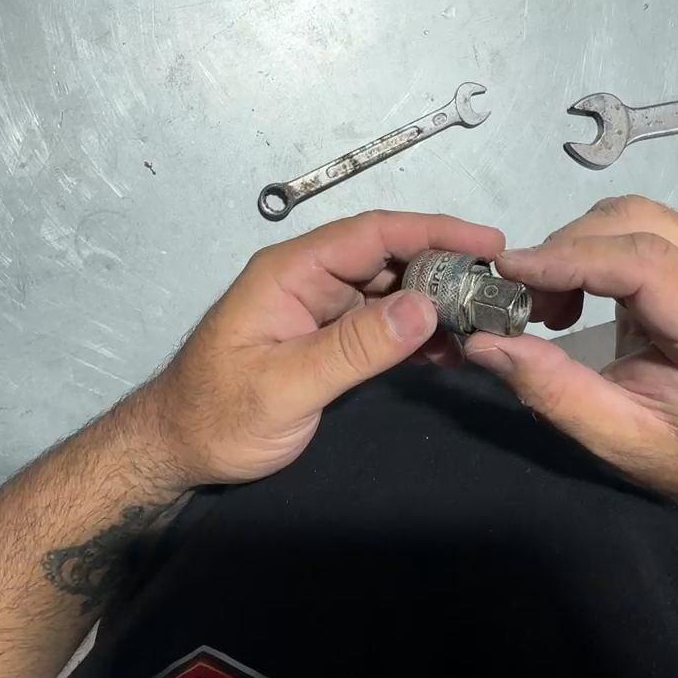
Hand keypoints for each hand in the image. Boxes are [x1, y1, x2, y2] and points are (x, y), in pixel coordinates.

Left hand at [138, 210, 504, 485]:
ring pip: (390, 288)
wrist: (180, 447)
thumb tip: (425, 307)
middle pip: (387, 255)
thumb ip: (352, 347)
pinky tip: (447, 348)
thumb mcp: (285, 386)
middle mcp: (310, 278)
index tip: (488, 240)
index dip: (432, 230)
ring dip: (435, 301)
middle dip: (444, 265)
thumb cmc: (218, 415)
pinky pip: (382, 321)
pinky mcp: (328, 335)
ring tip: (483, 322)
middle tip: (498, 288)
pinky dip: (416, 331)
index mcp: (291, 271)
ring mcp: (320, 306)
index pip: (371, 234)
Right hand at [460, 196, 677, 509]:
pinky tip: (573, 294)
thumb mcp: (614, 440)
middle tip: (525, 301)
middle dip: (567, 249)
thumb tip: (483, 341)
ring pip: (635, 216)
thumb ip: (553, 390)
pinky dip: (589, 250)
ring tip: (549, 303)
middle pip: (640, 224)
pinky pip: (636, 229)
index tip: (509, 271)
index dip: (572, 259)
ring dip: (575, 246)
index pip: (646, 264)